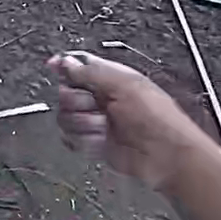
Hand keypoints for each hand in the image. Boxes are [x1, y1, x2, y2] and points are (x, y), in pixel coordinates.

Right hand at [47, 51, 219, 192]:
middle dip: (76, 100)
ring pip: (65, 116)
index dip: (64, 65)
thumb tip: (67, 62)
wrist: (167, 157)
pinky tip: (100, 140)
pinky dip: (83, 140)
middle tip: (94, 106)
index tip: (52, 66)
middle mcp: (101, 98)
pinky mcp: (92, 142)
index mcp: (110, 78)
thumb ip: (91, 72)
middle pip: (66, 91)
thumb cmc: (157, 118)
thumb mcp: (124, 86)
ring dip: (82, 123)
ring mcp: (95, 120)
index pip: (78, 65)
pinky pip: (70, 137)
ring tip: (102, 127)